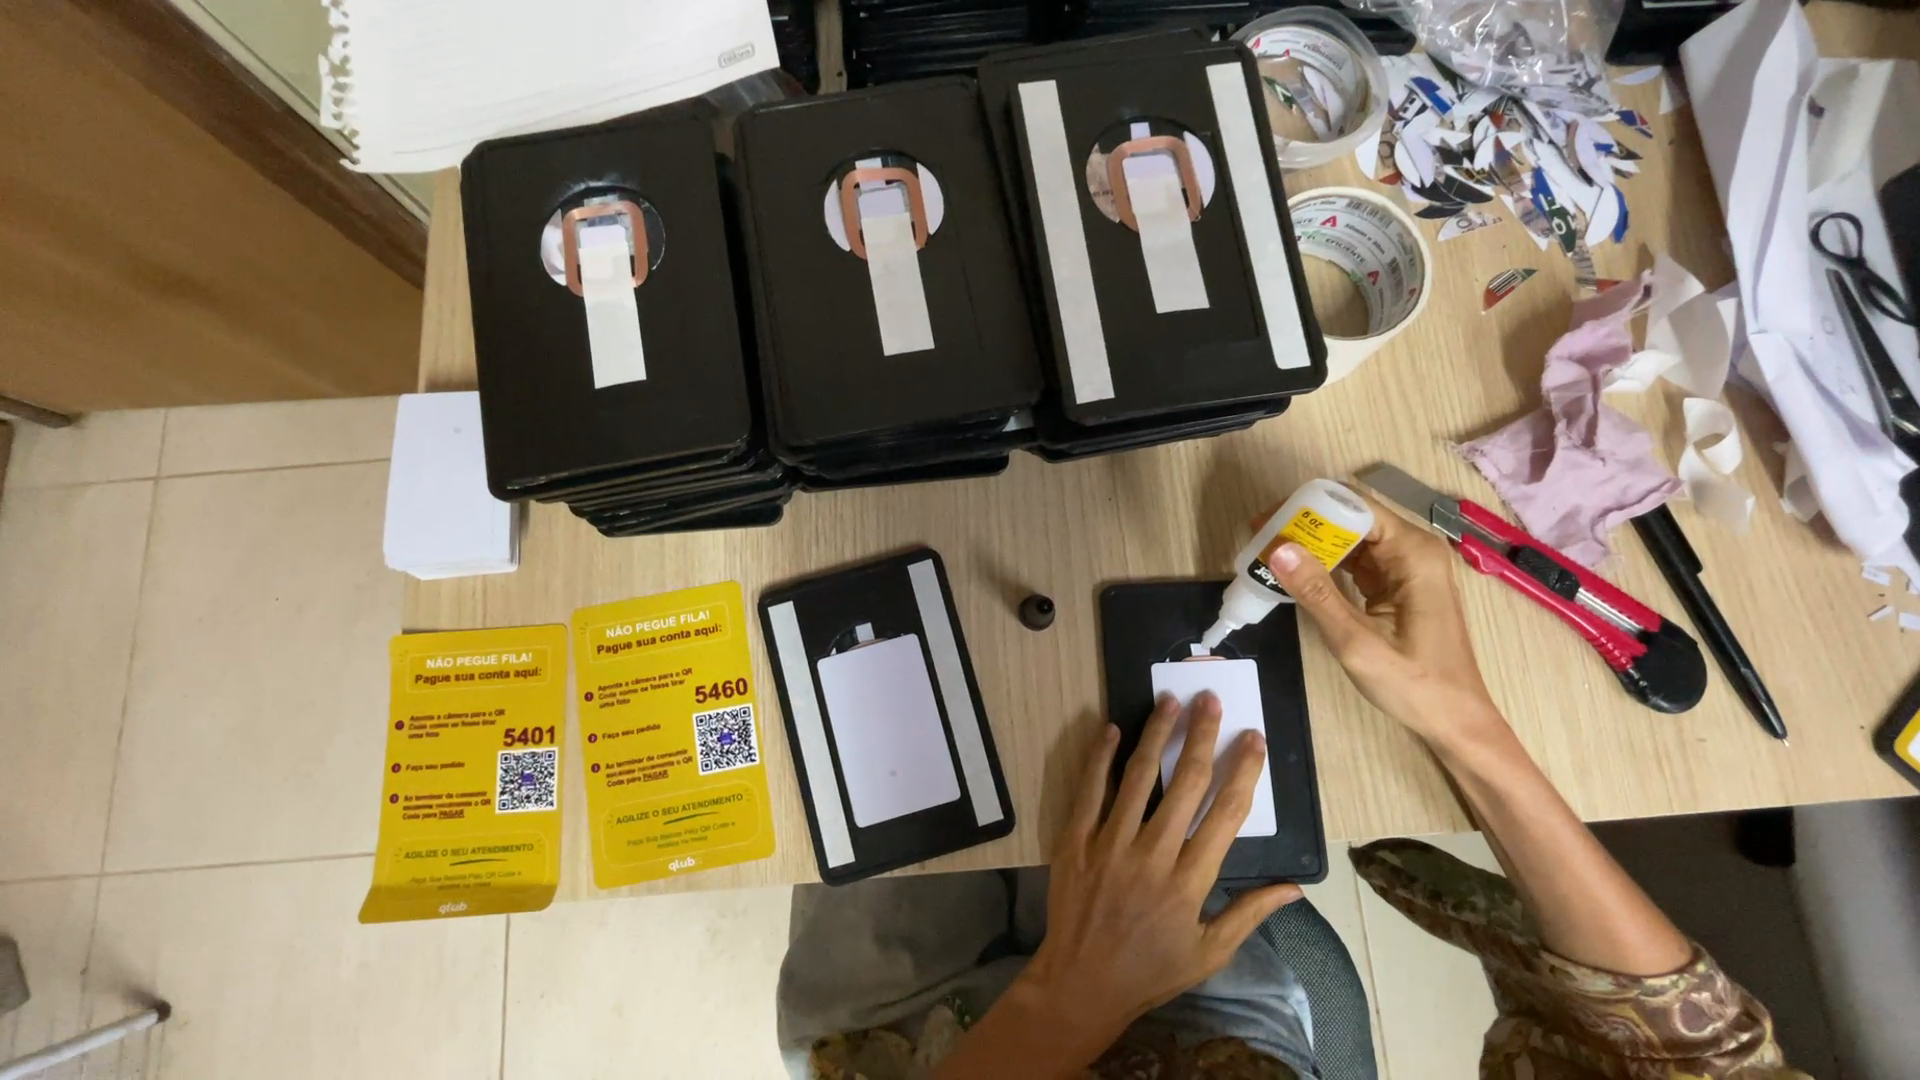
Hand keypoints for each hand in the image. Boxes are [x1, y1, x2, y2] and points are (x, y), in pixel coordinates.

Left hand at [1017, 693, 1300, 1052]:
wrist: (1082, 982)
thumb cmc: (1151, 969)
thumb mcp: (1209, 953)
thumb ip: (1250, 914)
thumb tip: (1296, 887)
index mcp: (1190, 882)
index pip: (1225, 815)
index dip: (1243, 772)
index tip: (1254, 739)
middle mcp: (1152, 855)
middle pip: (1185, 784)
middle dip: (1202, 737)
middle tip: (1211, 700)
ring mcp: (1109, 844)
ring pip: (1138, 777)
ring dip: (1156, 734)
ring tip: (1170, 700)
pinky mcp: (1075, 840)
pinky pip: (1090, 790)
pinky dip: (1101, 757)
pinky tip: (1112, 729)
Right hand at [1266, 493, 1502, 746]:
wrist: (1456, 721)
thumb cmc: (1414, 684)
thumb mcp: (1356, 642)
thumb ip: (1317, 593)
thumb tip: (1278, 549)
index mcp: (1414, 553)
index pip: (1354, 506)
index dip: (1308, 508)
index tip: (1266, 523)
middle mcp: (1414, 550)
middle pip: (1351, 517)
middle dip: (1304, 525)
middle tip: (1259, 541)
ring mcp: (1407, 567)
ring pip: (1350, 539)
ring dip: (1311, 545)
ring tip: (1268, 555)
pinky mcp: (1397, 584)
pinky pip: (1356, 561)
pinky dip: (1325, 564)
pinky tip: (1295, 575)